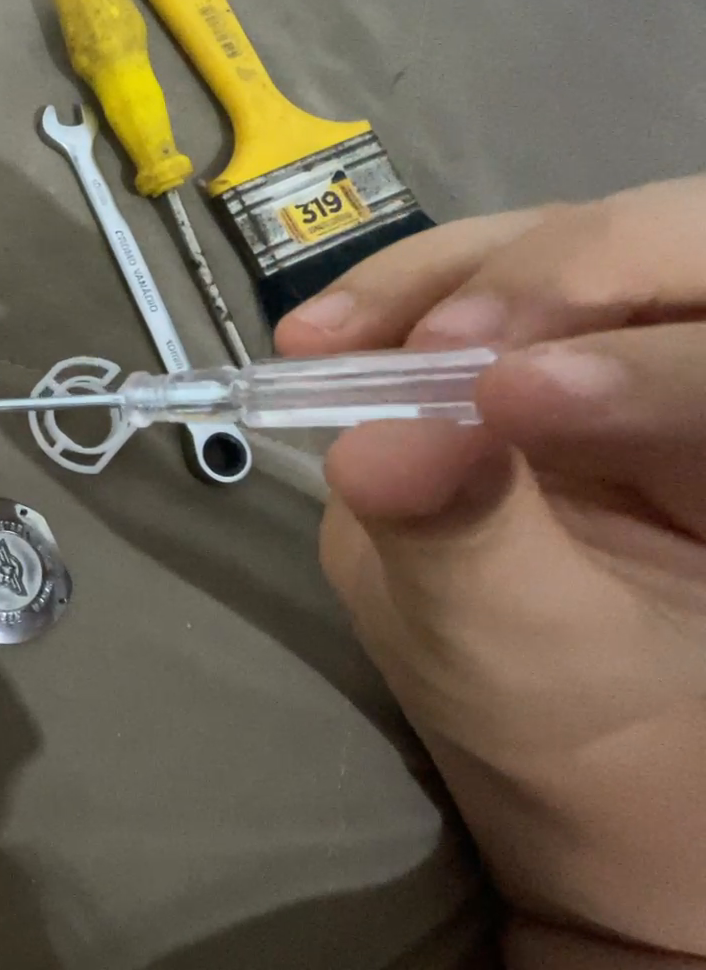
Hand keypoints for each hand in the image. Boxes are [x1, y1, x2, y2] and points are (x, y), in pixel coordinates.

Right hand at [276, 175, 705, 955]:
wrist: (565, 752)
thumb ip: (456, 537)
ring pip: (567, 239)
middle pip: (684, 244)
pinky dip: (393, 297)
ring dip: (437, 279)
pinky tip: (321, 336)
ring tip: (324, 339)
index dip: (652, 358)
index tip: (502, 396)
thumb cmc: (577, 733)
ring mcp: (633, 355)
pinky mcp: (539, 358)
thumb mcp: (513, 647)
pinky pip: (478, 282)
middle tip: (429, 346)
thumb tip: (375, 443)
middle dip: (548, 274)